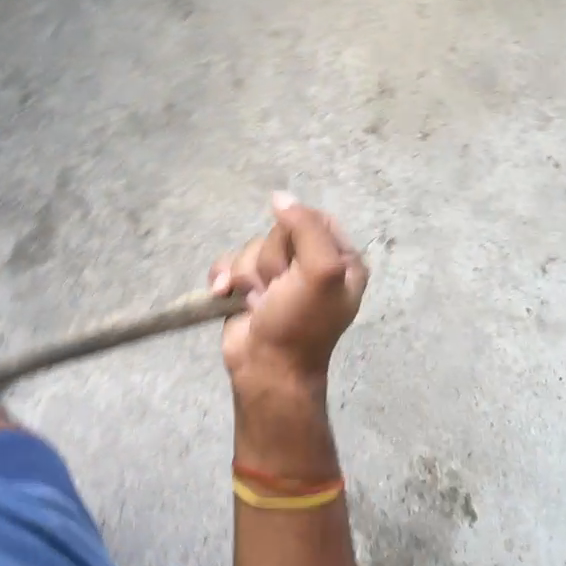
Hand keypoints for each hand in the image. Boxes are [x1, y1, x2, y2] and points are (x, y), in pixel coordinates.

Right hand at [208, 194, 366, 475]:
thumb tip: (280, 197)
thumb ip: (306, 227)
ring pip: (251, 248)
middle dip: (270, 260)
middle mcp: (312, 266)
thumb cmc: (300, 325)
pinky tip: (224, 294)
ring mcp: (279, 279)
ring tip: (255, 301)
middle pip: (279, 232)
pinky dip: (223, 278)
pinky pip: (230, 264)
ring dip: (246, 274)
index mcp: (341, 261)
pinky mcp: (249, 289)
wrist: (266, 369)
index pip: (315, 219)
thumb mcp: (320, 272)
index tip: (295, 260)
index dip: (297, 232)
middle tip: (276, 290)